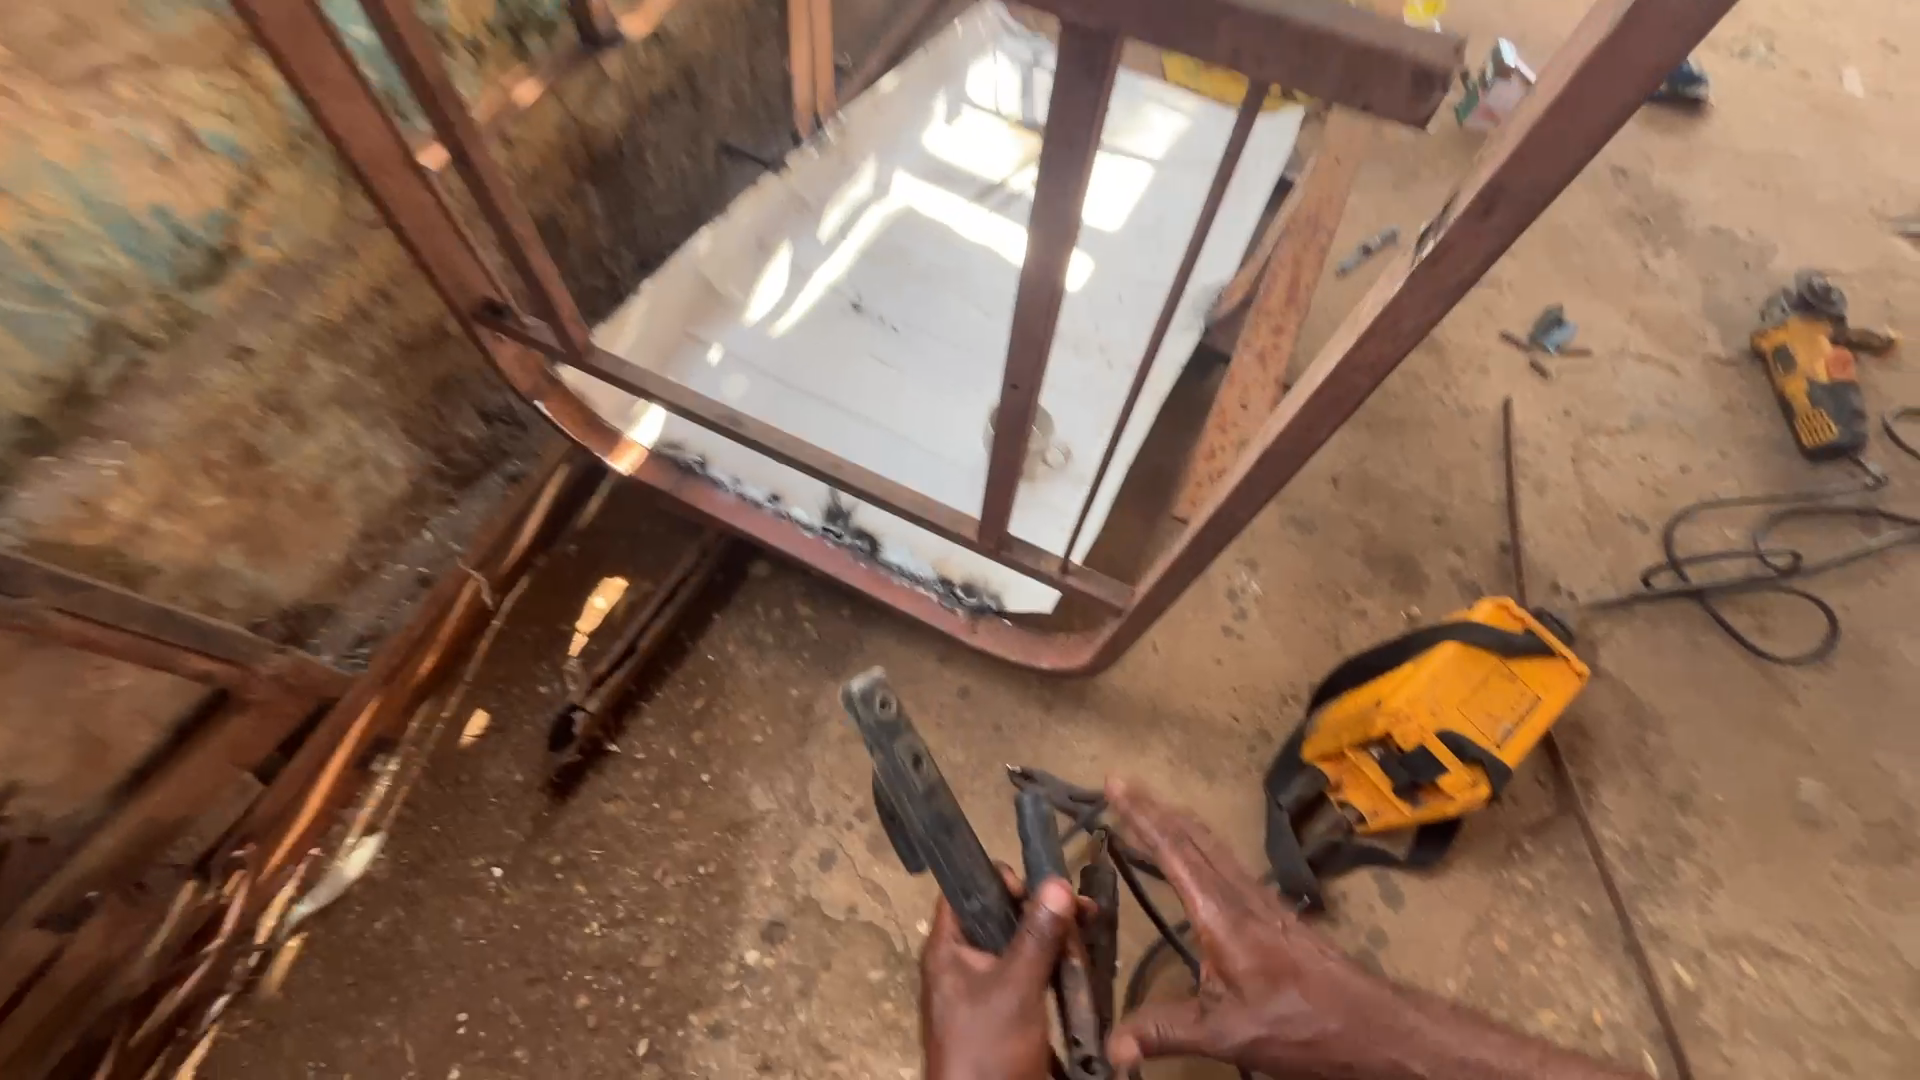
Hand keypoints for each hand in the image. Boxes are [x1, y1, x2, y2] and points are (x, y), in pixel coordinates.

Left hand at [921, 870, 1078, 1079]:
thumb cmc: (987, 1049)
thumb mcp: (1016, 988)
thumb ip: (1037, 935)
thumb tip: (1057, 881)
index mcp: (948, 947)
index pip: (966, 890)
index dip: (999, 879)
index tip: (1038, 886)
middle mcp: (963, 961)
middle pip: (1000, 916)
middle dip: (1040, 908)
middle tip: (1081, 907)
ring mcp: (985, 989)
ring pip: (1020, 946)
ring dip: (1053, 937)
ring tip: (1090, 924)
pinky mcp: (1007, 1013)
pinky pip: (1031, 976)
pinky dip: (1055, 966)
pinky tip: (1084, 961)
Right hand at [1104, 778, 1401, 1077]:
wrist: (1372, 1024)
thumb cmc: (1300, 1024)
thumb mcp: (1226, 1034)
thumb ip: (1166, 1032)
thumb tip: (1110, 1045)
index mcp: (1218, 913)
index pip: (1171, 850)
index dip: (1140, 815)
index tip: (1115, 784)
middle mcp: (1236, 891)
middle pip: (1189, 835)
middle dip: (1151, 806)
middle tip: (1120, 785)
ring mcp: (1257, 895)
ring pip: (1209, 842)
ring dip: (1174, 819)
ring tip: (1149, 806)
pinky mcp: (1270, 906)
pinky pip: (1223, 856)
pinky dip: (1196, 839)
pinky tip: (1195, 849)